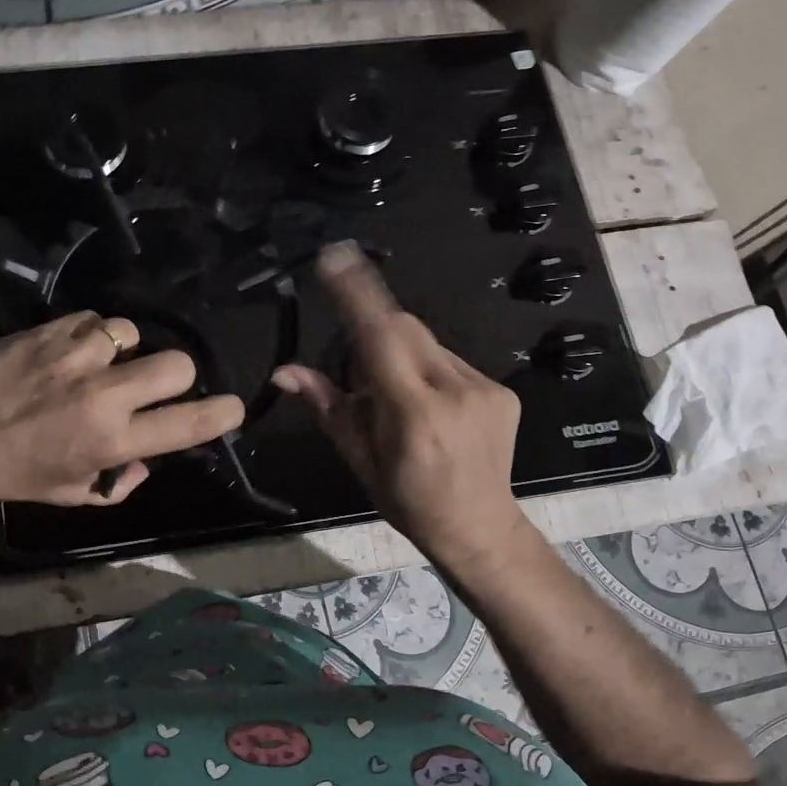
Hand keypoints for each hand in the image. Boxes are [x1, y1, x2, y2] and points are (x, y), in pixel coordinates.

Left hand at [0, 311, 244, 512]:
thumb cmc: (11, 476)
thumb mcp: (71, 494)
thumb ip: (118, 480)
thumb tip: (143, 460)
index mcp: (110, 443)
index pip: (186, 424)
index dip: (220, 414)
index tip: (232, 408)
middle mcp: (101, 396)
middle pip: (176, 364)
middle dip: (175, 376)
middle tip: (151, 386)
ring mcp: (74, 357)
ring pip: (133, 334)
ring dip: (125, 352)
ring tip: (99, 365)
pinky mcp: (47, 332)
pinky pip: (93, 321)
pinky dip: (91, 337)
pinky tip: (69, 352)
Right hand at [271, 241, 528, 550]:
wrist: (479, 526)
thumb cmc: (407, 501)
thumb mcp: (359, 459)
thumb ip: (327, 406)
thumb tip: (284, 372)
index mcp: (414, 413)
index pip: (381, 338)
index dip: (357, 295)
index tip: (336, 258)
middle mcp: (455, 392)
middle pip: (405, 329)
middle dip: (373, 332)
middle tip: (360, 372)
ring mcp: (484, 388)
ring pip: (428, 343)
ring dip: (402, 355)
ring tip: (399, 401)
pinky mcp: (501, 390)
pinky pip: (451, 360)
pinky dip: (428, 370)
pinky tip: (430, 408)